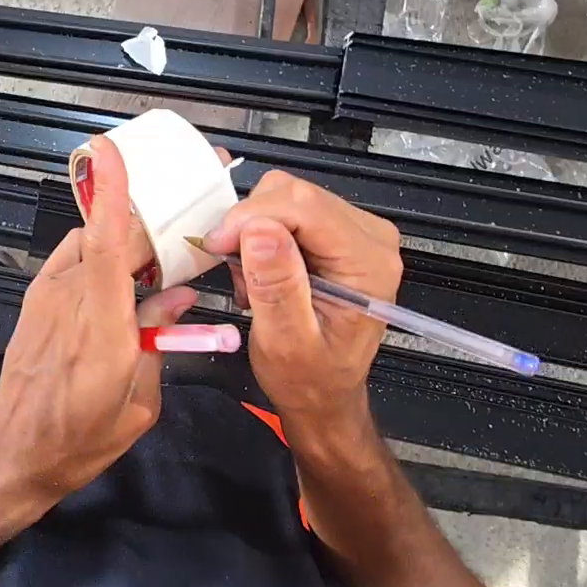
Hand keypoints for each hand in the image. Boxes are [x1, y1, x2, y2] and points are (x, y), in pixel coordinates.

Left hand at [0, 136, 195, 505]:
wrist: (15, 448)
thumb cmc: (81, 437)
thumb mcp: (139, 402)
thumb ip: (158, 341)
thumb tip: (178, 297)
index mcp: (102, 323)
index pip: (108, 242)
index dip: (111, 193)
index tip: (110, 150)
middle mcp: (69, 296)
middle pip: (108, 236)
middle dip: (146, 222)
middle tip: (180, 225)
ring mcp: (47, 293)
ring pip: (89, 242)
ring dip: (122, 241)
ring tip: (152, 260)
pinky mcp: (36, 297)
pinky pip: (72, 256)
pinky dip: (97, 252)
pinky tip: (117, 275)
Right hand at [200, 169, 401, 427]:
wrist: (322, 393)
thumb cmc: (308, 377)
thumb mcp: (285, 341)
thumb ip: (276, 286)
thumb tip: (258, 230)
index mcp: (368, 261)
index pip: (303, 205)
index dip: (251, 216)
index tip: (216, 246)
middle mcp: (369, 236)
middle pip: (293, 193)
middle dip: (249, 225)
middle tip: (235, 271)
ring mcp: (353, 230)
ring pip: (284, 195)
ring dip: (252, 231)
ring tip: (251, 279)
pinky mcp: (334, 231)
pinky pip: (285, 208)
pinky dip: (259, 233)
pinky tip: (260, 269)